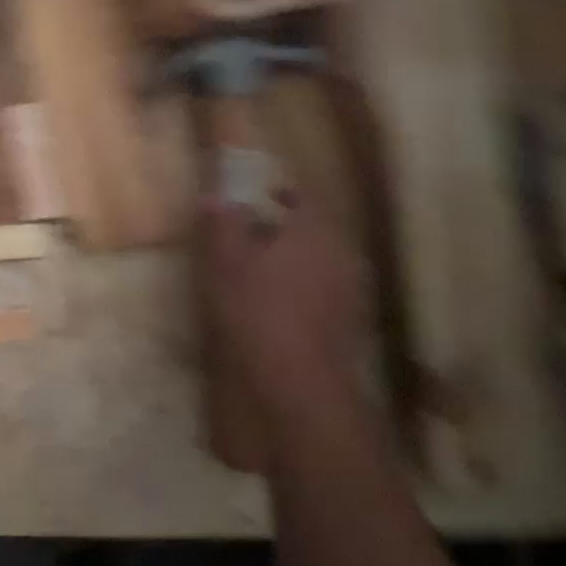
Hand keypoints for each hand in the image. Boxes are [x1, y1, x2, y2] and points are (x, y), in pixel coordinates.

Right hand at [202, 196, 367, 402]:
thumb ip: (221, 225)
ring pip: (323, 257)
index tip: (264, 193)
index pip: (307, 198)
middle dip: (289, 226)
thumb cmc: (256, 306)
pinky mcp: (349, 316)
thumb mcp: (224, 261)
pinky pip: (327, 284)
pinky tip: (280, 296)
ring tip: (263, 263)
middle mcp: (341, 252)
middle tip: (256, 229)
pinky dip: (305, 281)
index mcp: (314, 232)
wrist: (297, 373)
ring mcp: (351, 287)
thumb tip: (215, 196)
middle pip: (318, 228)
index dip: (286, 192)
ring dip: (297, 254)